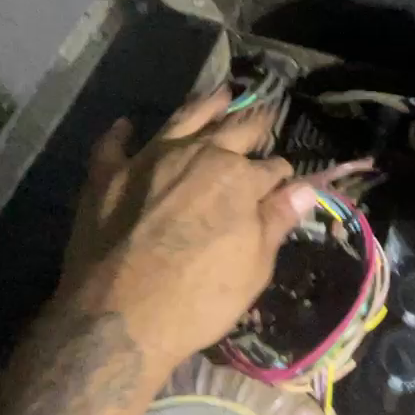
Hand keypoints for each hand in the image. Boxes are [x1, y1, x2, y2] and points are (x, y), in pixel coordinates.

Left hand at [59, 90, 316, 371]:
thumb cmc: (198, 300)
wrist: (117, 320)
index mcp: (238, 177)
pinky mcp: (109, 174)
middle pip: (233, 130)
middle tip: (263, 116)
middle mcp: (198, 155)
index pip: (272, 168)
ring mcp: (150, 160)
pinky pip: (114, 144)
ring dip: (204, 106)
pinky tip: (126, 124)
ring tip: (219, 94)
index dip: (280, 176)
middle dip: (253, 125)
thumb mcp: (254, 267)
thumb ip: (277, 221)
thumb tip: (305, 187)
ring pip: (183, 119)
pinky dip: (121, 133)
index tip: (283, 183)